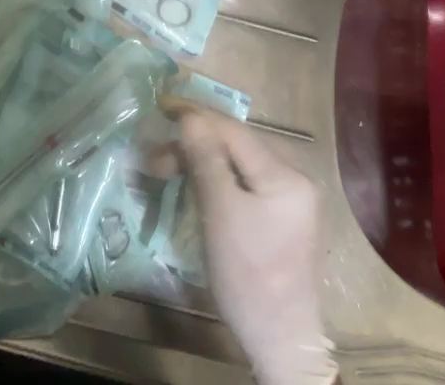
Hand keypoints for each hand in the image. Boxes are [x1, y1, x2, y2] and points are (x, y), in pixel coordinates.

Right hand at [178, 110, 338, 384]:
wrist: (278, 338)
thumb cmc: (248, 276)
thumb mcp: (221, 214)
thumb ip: (206, 160)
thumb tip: (189, 117)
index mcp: (284, 175)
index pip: (233, 130)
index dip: (195, 116)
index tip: (159, 107)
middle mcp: (292, 178)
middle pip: (234, 146)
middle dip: (192, 145)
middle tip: (153, 160)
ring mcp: (287, 199)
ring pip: (235, 165)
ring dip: (198, 162)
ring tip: (163, 172)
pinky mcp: (278, 217)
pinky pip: (241, 184)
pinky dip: (212, 180)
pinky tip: (191, 185)